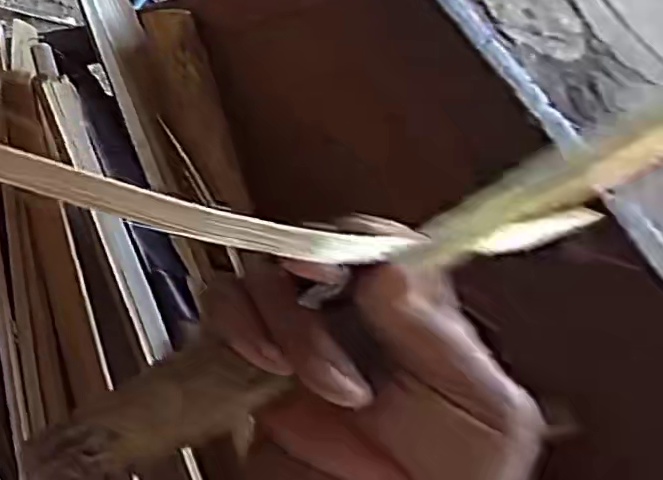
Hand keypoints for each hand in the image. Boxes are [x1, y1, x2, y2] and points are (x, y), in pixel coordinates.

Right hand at [208, 257, 542, 479]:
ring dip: (283, 320)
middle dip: (305, 272)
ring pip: (256, 273)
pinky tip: (263, 361)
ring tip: (318, 380)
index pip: (372, 242)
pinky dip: (234, 322)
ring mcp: (281, 317)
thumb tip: (396, 266)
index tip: (338, 256)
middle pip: (300, 248)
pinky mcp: (235, 332)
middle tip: (313, 283)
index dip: (350, 237)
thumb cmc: (434, 470)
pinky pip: (217, 299)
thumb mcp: (477, 414)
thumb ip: (441, 340)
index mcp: (400, 310)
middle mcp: (336, 303)